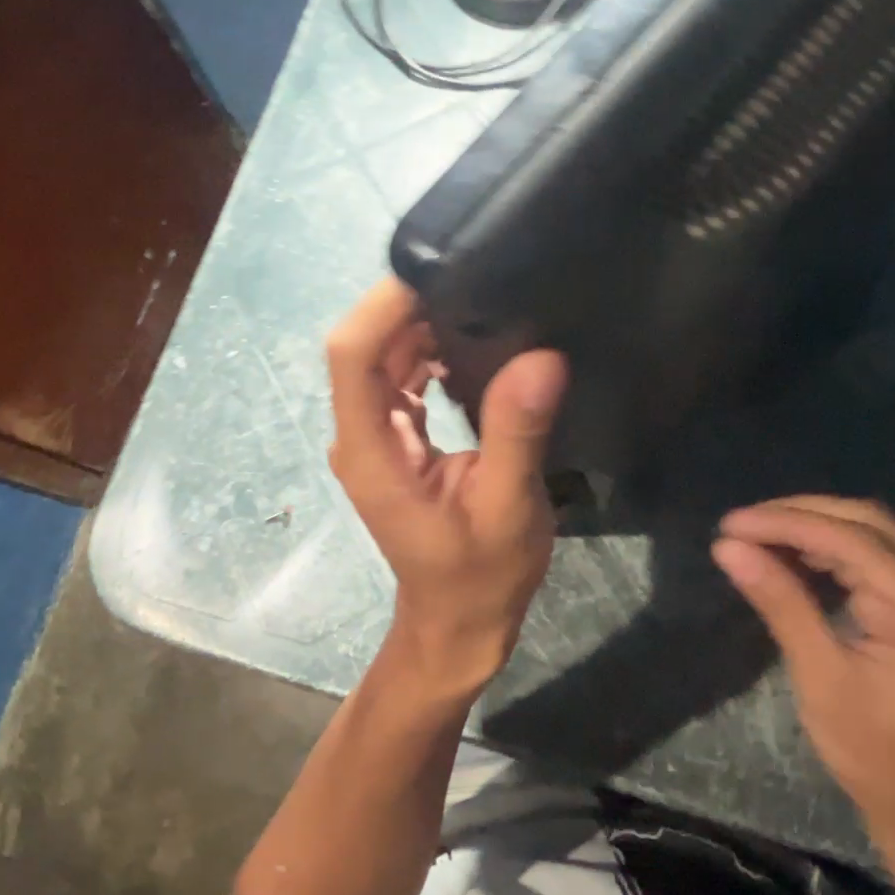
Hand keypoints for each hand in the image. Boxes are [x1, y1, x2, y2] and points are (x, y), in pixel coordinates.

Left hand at [326, 279, 568, 693]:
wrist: (457, 622)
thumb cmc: (481, 577)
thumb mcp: (509, 508)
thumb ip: (516, 433)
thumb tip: (541, 357)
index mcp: (372, 452)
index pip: (353, 355)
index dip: (384, 305)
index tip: (441, 272)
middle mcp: (359, 436)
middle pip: (364, 346)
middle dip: (408, 304)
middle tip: (475, 273)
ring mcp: (373, 437)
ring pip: (380, 357)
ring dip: (418, 323)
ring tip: (478, 296)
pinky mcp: (394, 439)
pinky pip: (398, 378)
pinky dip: (425, 350)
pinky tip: (469, 338)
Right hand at [712, 496, 894, 860]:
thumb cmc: (877, 758)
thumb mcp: (822, 679)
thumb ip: (781, 603)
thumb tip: (727, 547)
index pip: (858, 543)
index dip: (789, 525)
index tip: (731, 525)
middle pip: (875, 525)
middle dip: (802, 516)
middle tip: (740, 524)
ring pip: (879, 535)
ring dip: (816, 529)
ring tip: (757, 535)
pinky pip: (885, 560)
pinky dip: (836, 552)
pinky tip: (794, 554)